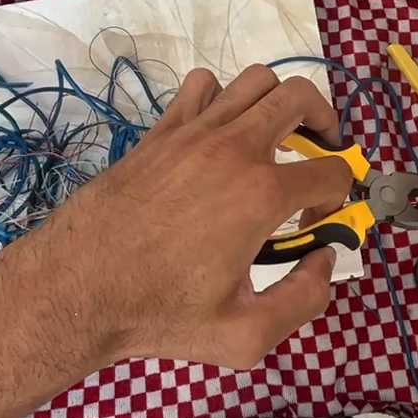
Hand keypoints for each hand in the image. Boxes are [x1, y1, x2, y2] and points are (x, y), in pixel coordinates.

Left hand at [1, 64, 353, 369]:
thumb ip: (304, 300)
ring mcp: (196, 130)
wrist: (78, 287)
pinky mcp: (164, 128)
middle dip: (325, 121)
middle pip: (302, 97)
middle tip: (321, 151)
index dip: (338, 195)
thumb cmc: (160, 312)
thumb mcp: (245, 337)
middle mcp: (236, 147)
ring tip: (277, 134)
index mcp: (261, 193)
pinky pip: (203, 84)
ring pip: (256, 80)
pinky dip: (222, 95)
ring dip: (278, 101)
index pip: (331, 171)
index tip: (319, 219)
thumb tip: (325, 259)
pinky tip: (220, 129)